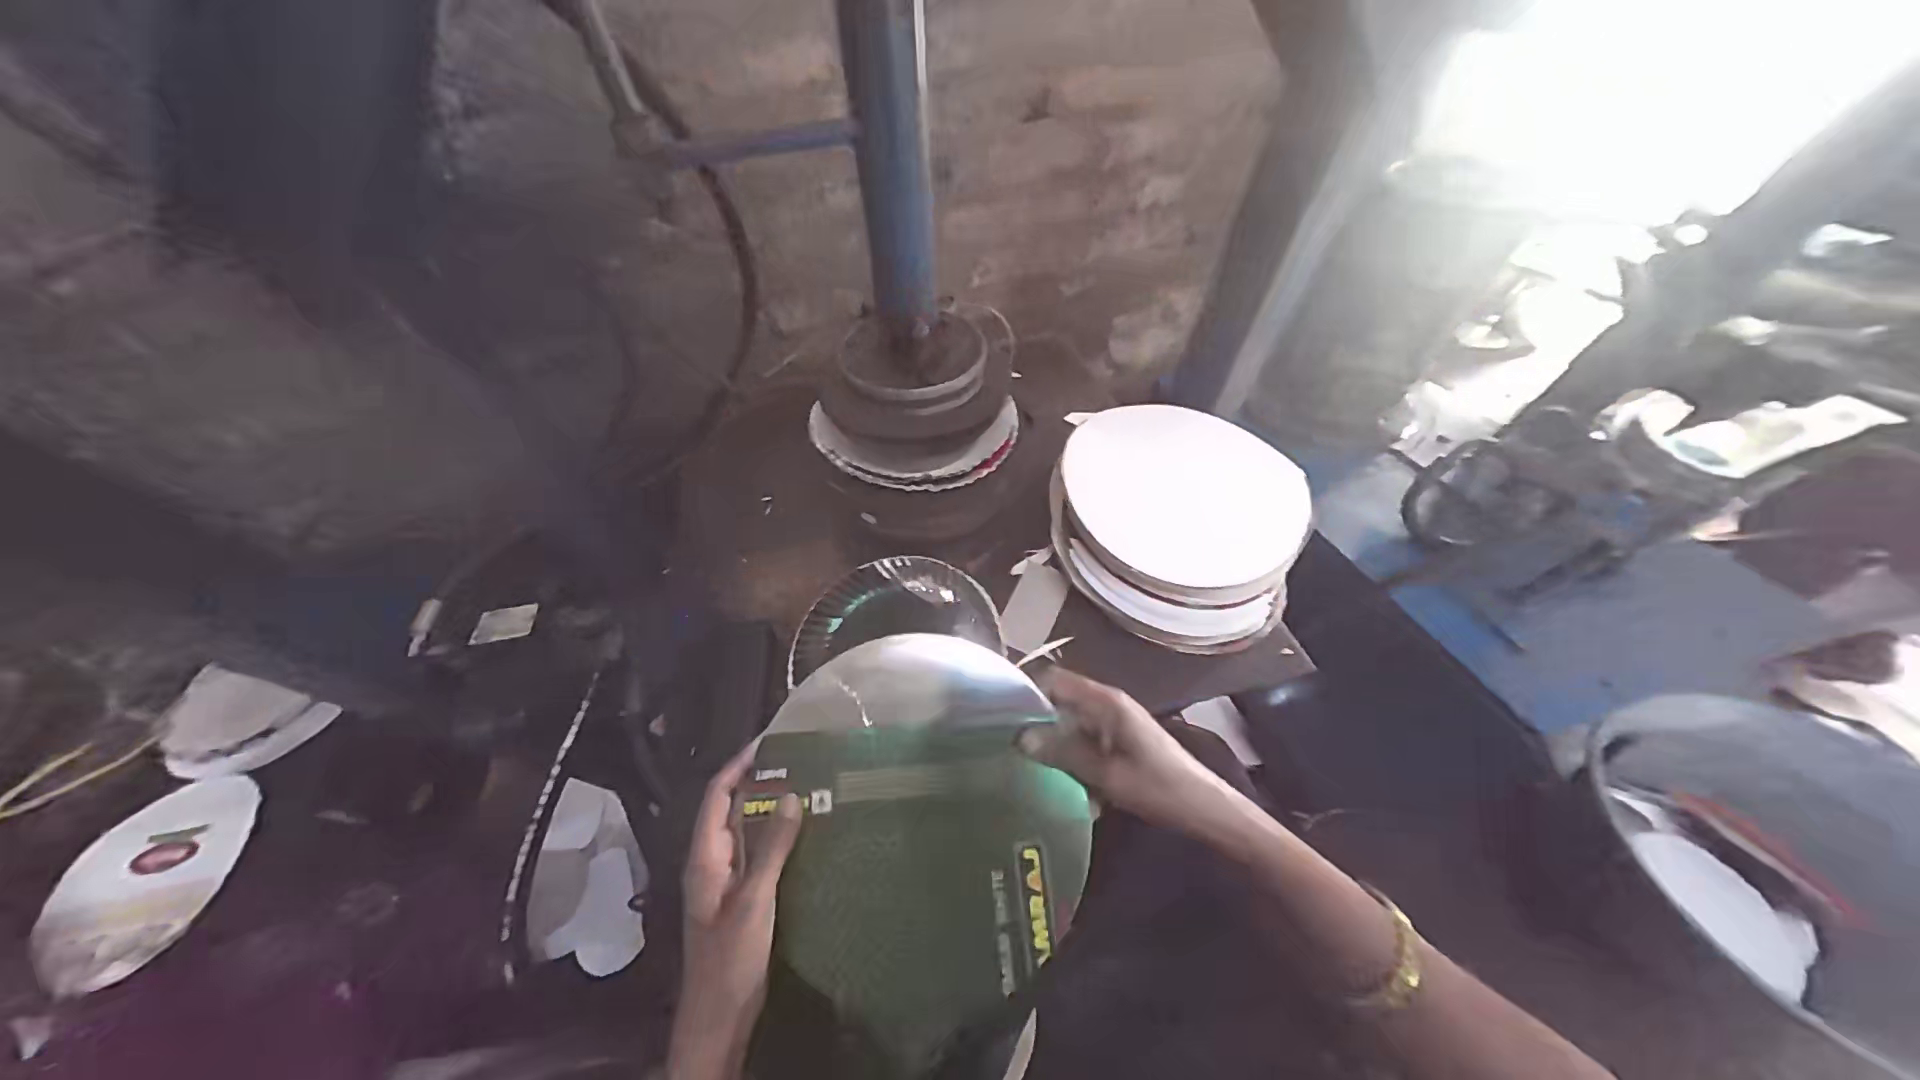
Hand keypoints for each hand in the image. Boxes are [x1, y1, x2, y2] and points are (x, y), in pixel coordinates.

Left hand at [668, 741, 802, 1079]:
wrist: (718, 1019)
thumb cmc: (730, 959)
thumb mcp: (754, 900)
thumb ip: (772, 848)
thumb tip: (792, 795)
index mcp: (705, 856)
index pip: (717, 795)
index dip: (739, 764)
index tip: (770, 740)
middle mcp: (712, 860)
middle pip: (731, 807)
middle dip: (758, 779)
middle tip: (798, 757)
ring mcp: (726, 878)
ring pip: (746, 829)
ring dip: (769, 805)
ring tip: (806, 782)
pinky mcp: (742, 894)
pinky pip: (758, 851)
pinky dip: (777, 833)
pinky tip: (804, 830)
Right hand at [1016, 668, 1254, 841]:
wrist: (1207, 810)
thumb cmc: (1160, 788)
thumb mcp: (1107, 774)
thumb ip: (1063, 753)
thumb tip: (1019, 736)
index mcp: (1106, 702)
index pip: (1054, 679)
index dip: (1026, 691)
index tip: (999, 713)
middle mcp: (1108, 704)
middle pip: (1060, 701)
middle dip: (1036, 721)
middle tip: (1006, 744)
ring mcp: (1114, 723)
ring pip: (1070, 723)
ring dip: (1055, 744)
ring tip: (1027, 765)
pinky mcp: (1119, 741)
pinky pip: (1085, 741)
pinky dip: (1074, 757)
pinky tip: (1065, 783)